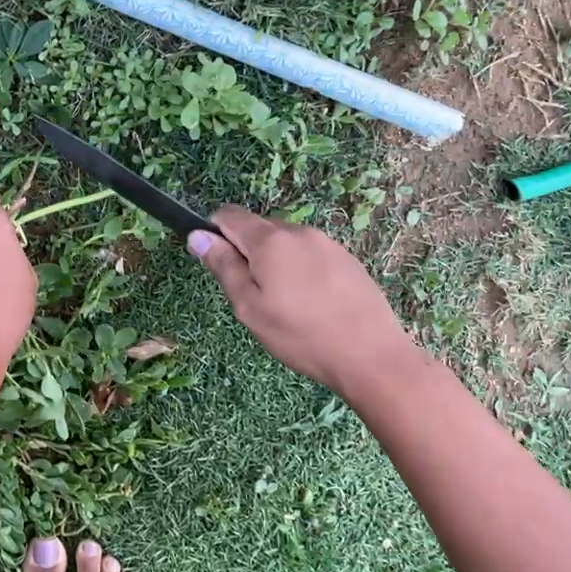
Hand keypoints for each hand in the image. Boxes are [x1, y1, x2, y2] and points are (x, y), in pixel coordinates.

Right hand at [187, 206, 413, 393]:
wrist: (373, 357)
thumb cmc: (301, 335)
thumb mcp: (249, 307)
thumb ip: (223, 266)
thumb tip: (197, 235)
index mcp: (270, 240)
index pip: (228, 214)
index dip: (215, 234)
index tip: (221, 267)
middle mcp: (298, 231)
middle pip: (257, 228)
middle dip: (246, 253)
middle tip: (254, 296)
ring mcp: (327, 243)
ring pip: (284, 242)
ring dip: (274, 262)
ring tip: (286, 304)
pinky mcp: (347, 259)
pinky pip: (308, 254)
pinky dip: (299, 270)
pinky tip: (312, 304)